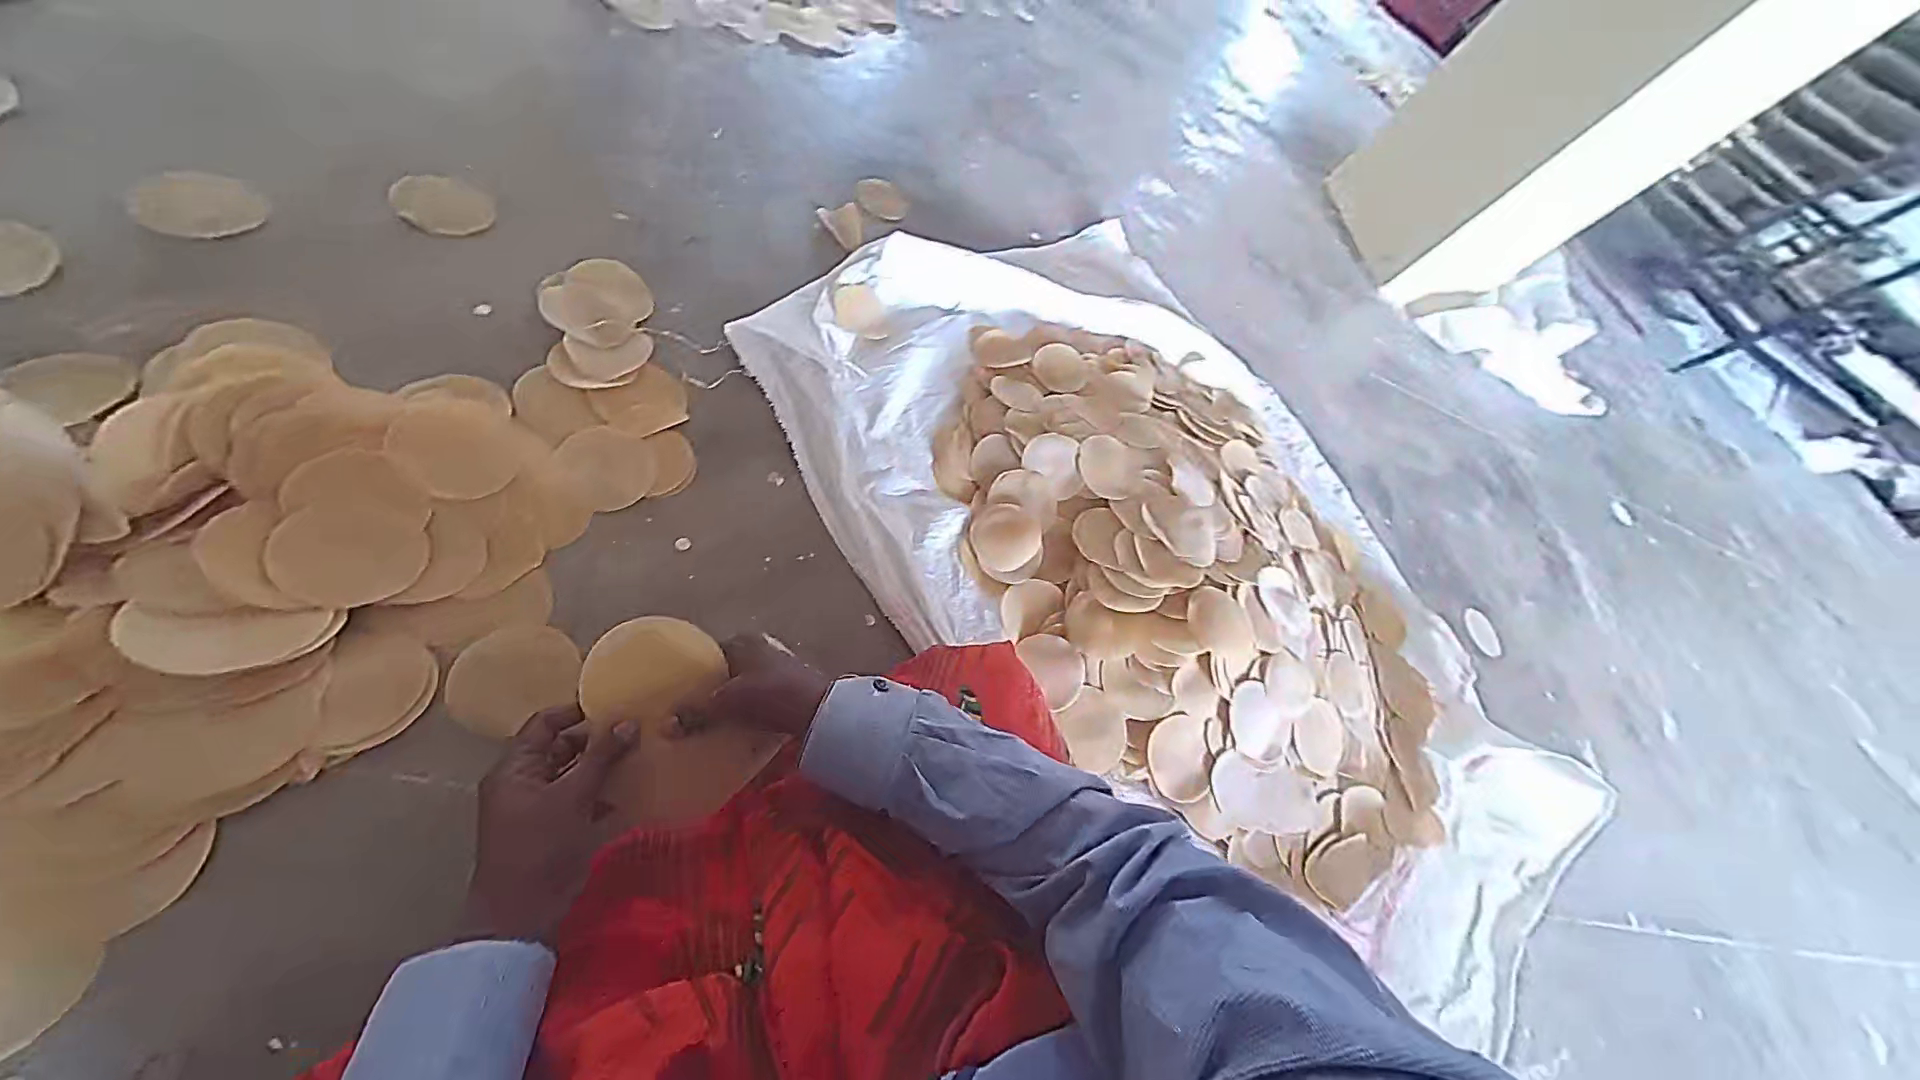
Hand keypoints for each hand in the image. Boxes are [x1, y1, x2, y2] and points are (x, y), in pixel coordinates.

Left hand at [460, 706, 634, 944]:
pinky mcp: (561, 824)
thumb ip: (601, 756)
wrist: (524, 912)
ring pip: (579, 770)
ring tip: (644, 748)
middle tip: (638, 726)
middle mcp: (527, 780)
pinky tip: (638, 781)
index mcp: (515, 768)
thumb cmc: (539, 846)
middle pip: (564, 746)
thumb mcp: (572, 795)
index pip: (544, 724)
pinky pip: (587, 794)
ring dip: (608, 761)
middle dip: (599, 736)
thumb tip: (628, 722)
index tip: (614, 703)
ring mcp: (544, 804)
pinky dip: (608, 787)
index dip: (576, 710)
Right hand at [671, 634, 832, 739]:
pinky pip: (765, 697)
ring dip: (737, 699)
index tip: (682, 692)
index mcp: (744, 640)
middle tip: (697, 710)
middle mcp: (763, 646)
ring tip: (719, 721)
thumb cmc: (769, 694)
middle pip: (731, 668)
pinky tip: (746, 724)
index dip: (695, 672)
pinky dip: (755, 708)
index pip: (710, 653)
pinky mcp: (794, 686)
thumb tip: (667, 726)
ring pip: (749, 683)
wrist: (817, 709)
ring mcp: (781, 665)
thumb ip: (696, 713)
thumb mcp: (726, 703)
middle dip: (717, 686)